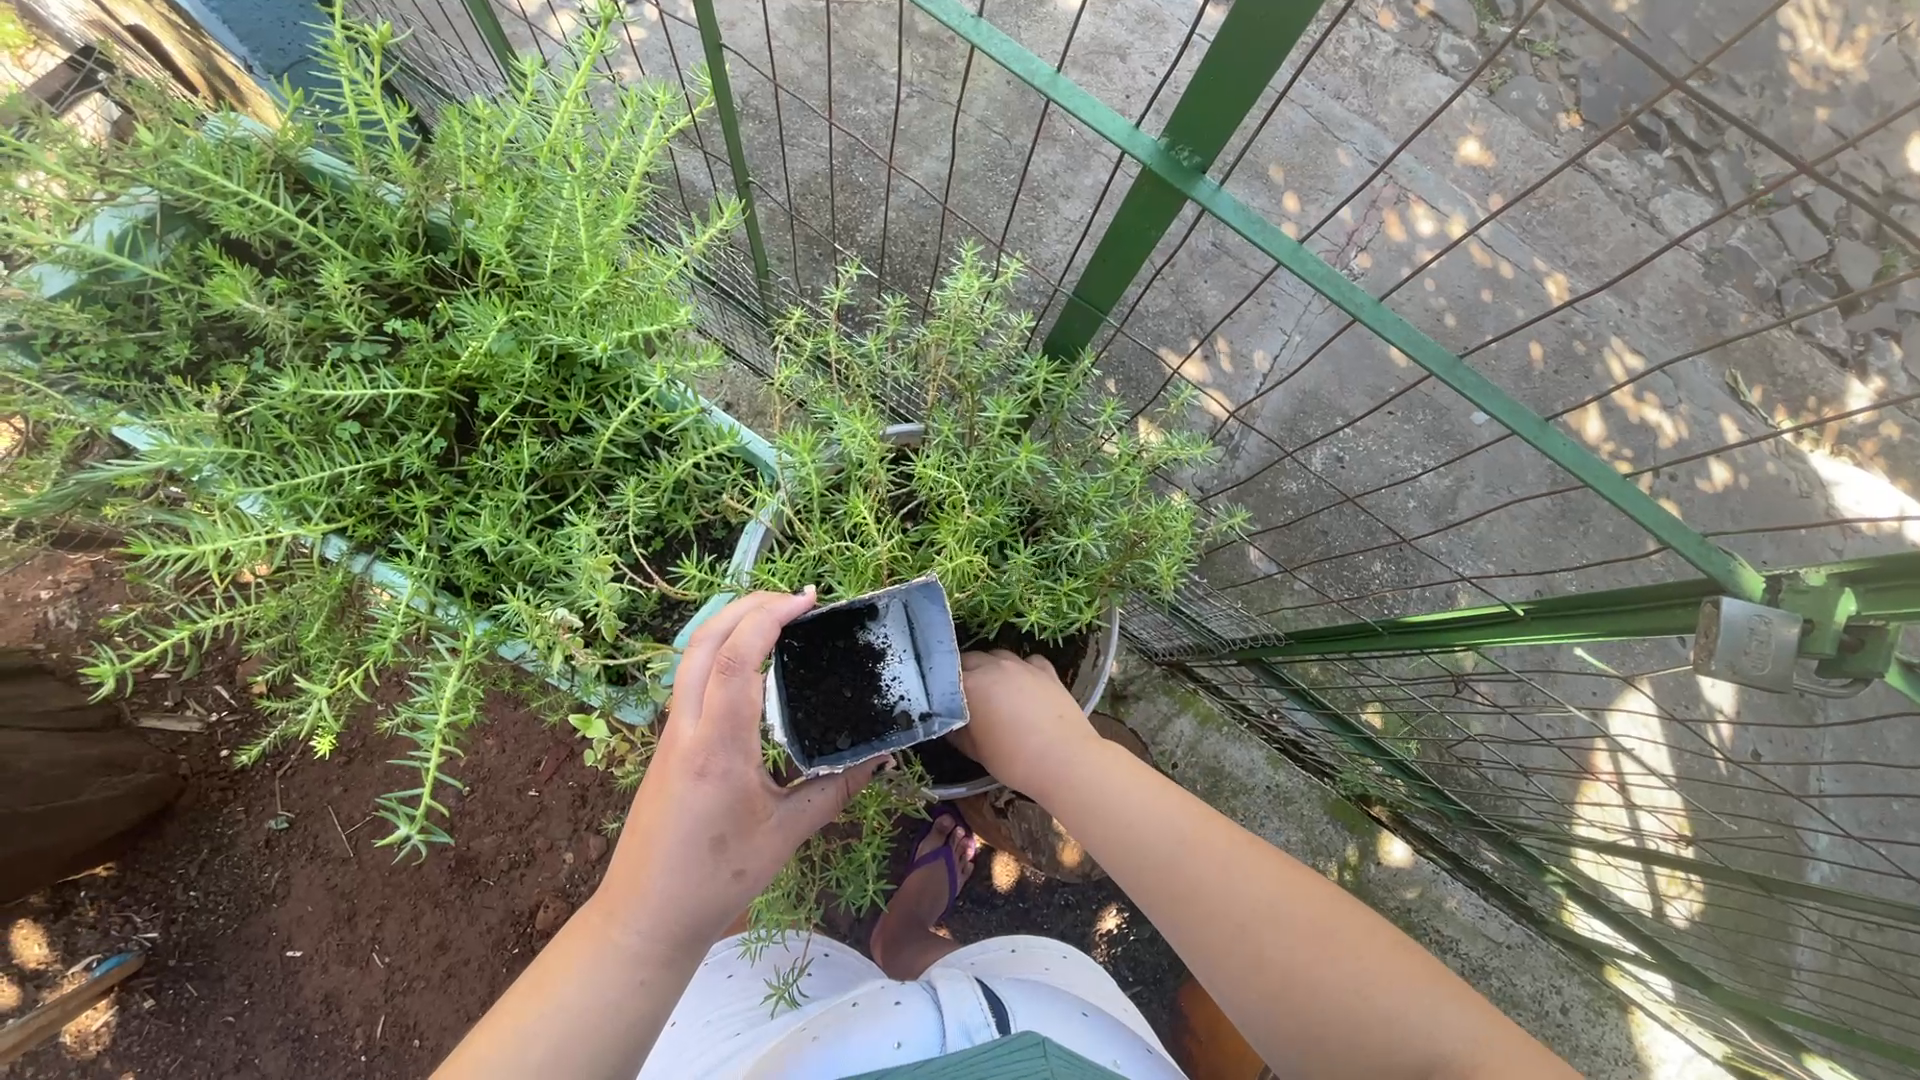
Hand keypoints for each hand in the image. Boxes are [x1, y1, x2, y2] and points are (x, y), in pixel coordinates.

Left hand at [593, 589, 884, 946]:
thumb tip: (879, 758)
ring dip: (730, 623)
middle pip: (703, 641)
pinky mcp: (668, 743)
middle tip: (795, 599)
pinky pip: (690, 678)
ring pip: (690, 656)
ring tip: (776, 618)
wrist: (646, 914)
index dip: (768, 619)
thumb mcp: (786, 834)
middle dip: (746, 605)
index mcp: (718, 748)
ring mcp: (671, 733)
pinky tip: (748, 664)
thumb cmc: (717, 879)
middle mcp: (687, 729)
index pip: (735, 662)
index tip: (806, 601)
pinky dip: (719, 651)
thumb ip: (835, 790)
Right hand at [948, 649, 1098, 795]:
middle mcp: (995, 666)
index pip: (946, 675)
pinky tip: (1024, 683)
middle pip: (971, 658)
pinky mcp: (1047, 671)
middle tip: (964, 694)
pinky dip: (1022, 668)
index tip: (942, 699)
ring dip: (990, 666)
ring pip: (998, 655)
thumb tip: (949, 722)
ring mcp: (1023, 665)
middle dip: (964, 672)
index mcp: (971, 685)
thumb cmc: (1014, 760)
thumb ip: (957, 732)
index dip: (942, 686)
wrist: (1065, 760)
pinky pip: (1028, 661)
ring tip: (993, 687)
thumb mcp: (975, 751)